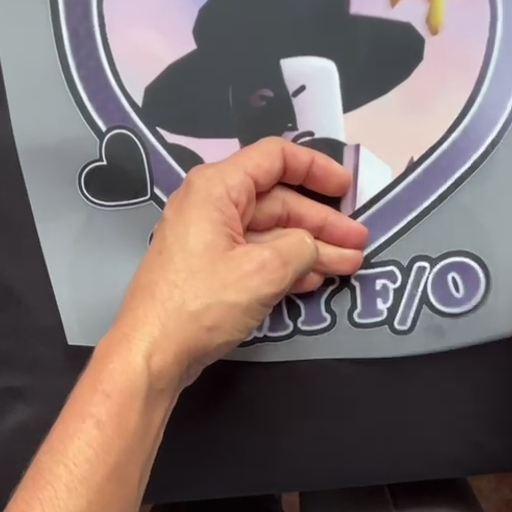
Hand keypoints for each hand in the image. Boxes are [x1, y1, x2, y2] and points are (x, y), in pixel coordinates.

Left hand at [108, 137, 369, 389]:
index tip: (347, 191)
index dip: (316, 169)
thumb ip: (301, 249)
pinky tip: (313, 280)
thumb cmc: (201, 304)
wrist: (152, 353)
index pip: (275, 158)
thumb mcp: (263, 271)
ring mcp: (209, 241)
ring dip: (310, 250)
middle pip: (278, 202)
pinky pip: (255, 259)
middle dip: (322, 224)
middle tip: (358, 244)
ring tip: (347, 266)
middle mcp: (211, 206)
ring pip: (270, 235)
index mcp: (218, 188)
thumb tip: (316, 248)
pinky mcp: (210, 273)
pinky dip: (286, 267)